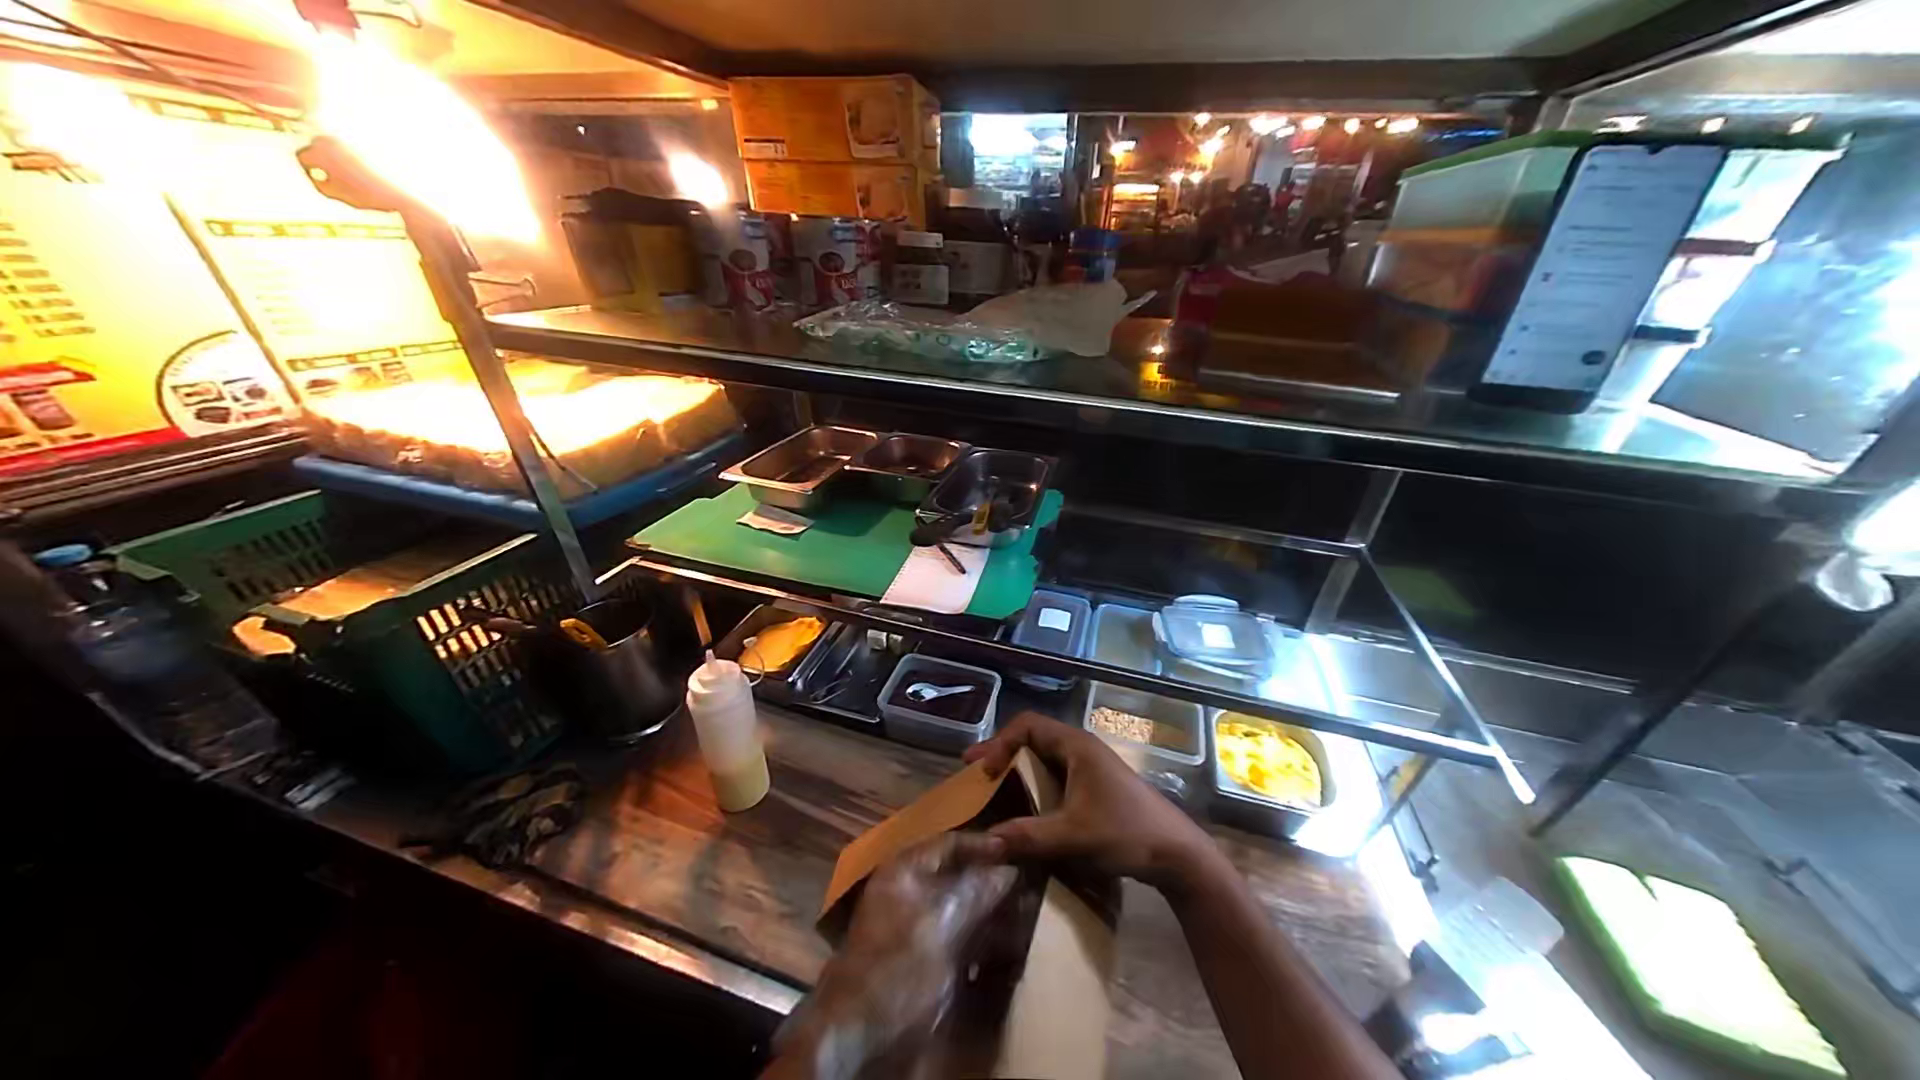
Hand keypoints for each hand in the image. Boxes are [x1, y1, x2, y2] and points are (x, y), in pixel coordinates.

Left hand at [768, 833, 1016, 1079]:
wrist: (860, 1036)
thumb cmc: (898, 965)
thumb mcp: (941, 921)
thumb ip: (977, 889)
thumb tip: (1010, 869)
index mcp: (905, 872)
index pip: (950, 843)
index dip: (985, 845)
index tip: (1022, 849)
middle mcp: (911, 894)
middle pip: (960, 877)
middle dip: (996, 884)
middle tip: (1033, 887)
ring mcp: (919, 930)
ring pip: (966, 910)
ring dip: (996, 915)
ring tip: (1030, 918)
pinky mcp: (927, 963)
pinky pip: (965, 942)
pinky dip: (987, 944)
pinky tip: (1013, 951)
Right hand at [963, 712, 1216, 891]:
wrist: (1177, 854)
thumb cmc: (1127, 832)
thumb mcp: (1074, 835)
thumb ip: (1027, 837)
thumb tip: (982, 844)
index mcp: (1076, 746)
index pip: (1027, 725)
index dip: (999, 742)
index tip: (982, 770)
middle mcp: (1081, 750)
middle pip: (1032, 739)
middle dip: (1002, 755)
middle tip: (975, 776)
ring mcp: (1090, 769)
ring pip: (1043, 759)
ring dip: (1017, 772)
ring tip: (993, 793)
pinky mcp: (1095, 789)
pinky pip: (1054, 778)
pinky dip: (1033, 787)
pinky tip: (1024, 810)